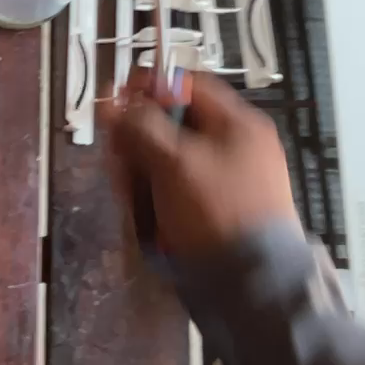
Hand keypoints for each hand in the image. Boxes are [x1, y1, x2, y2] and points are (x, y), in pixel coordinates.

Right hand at [102, 71, 297, 260]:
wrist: (249, 279)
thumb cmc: (215, 209)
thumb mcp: (175, 161)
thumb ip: (142, 126)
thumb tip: (114, 102)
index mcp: (238, 123)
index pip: (189, 85)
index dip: (150, 86)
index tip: (116, 96)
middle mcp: (235, 143)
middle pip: (175, 121)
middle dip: (138, 132)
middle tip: (114, 148)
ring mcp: (226, 174)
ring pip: (170, 152)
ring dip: (141, 161)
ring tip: (125, 182)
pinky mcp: (215, 201)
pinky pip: (177, 179)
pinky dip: (154, 184)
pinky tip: (139, 200)